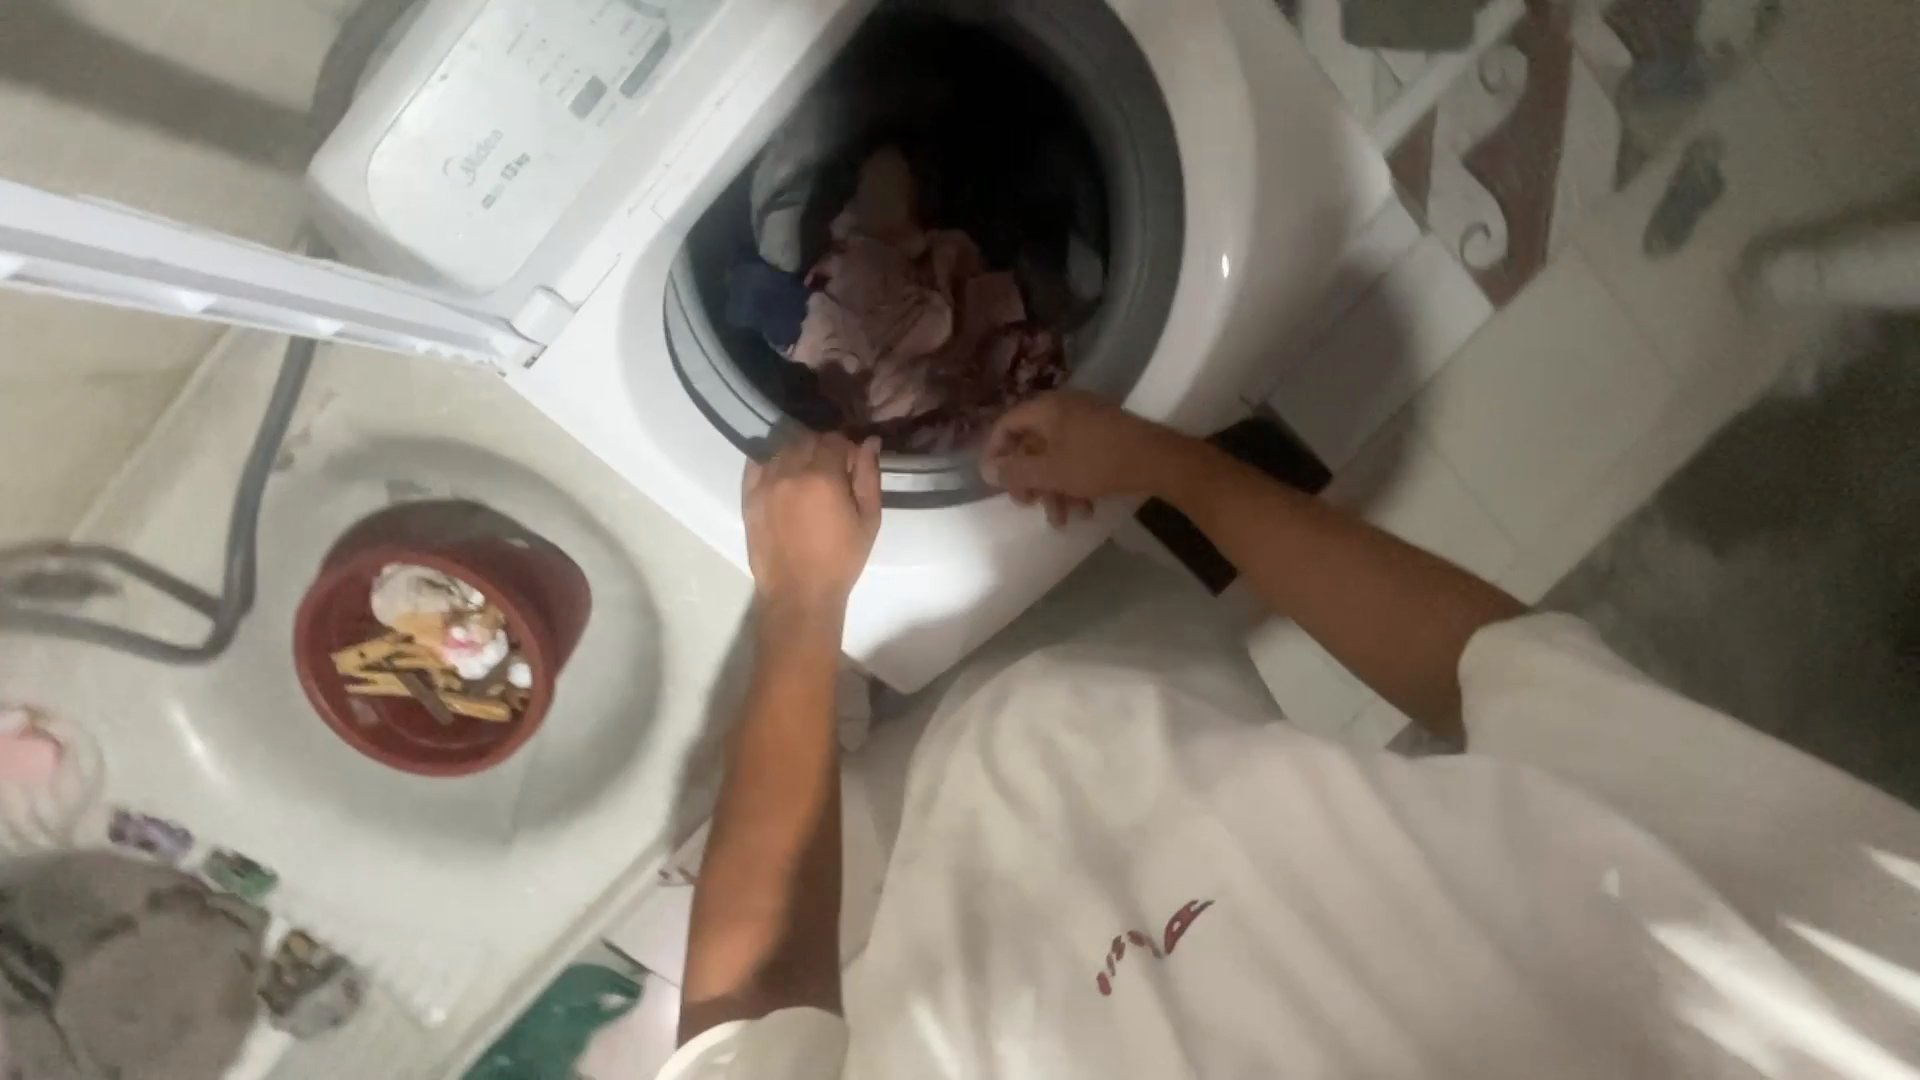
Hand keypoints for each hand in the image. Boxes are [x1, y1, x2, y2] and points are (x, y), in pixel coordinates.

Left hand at [743, 432, 882, 621]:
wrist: (799, 592)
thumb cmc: (842, 559)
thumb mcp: (868, 519)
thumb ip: (869, 476)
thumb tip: (869, 442)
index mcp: (823, 477)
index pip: (834, 439)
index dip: (847, 445)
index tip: (852, 460)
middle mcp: (790, 472)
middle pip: (807, 440)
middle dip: (823, 447)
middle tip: (833, 470)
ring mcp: (765, 483)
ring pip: (783, 449)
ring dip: (798, 454)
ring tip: (808, 476)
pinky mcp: (749, 496)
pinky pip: (758, 463)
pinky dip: (773, 461)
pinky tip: (784, 476)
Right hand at [980, 391, 1190, 524]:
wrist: (1158, 460)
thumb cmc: (1097, 462)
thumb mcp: (1050, 472)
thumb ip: (1015, 471)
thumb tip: (987, 469)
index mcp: (1047, 409)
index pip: (1007, 423)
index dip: (995, 452)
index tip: (995, 481)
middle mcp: (1065, 408)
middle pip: (1033, 443)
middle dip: (1029, 479)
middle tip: (1028, 504)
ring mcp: (1088, 420)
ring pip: (1057, 455)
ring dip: (1054, 489)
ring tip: (1061, 519)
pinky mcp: (1107, 434)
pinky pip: (1079, 456)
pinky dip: (1075, 482)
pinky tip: (1084, 509)